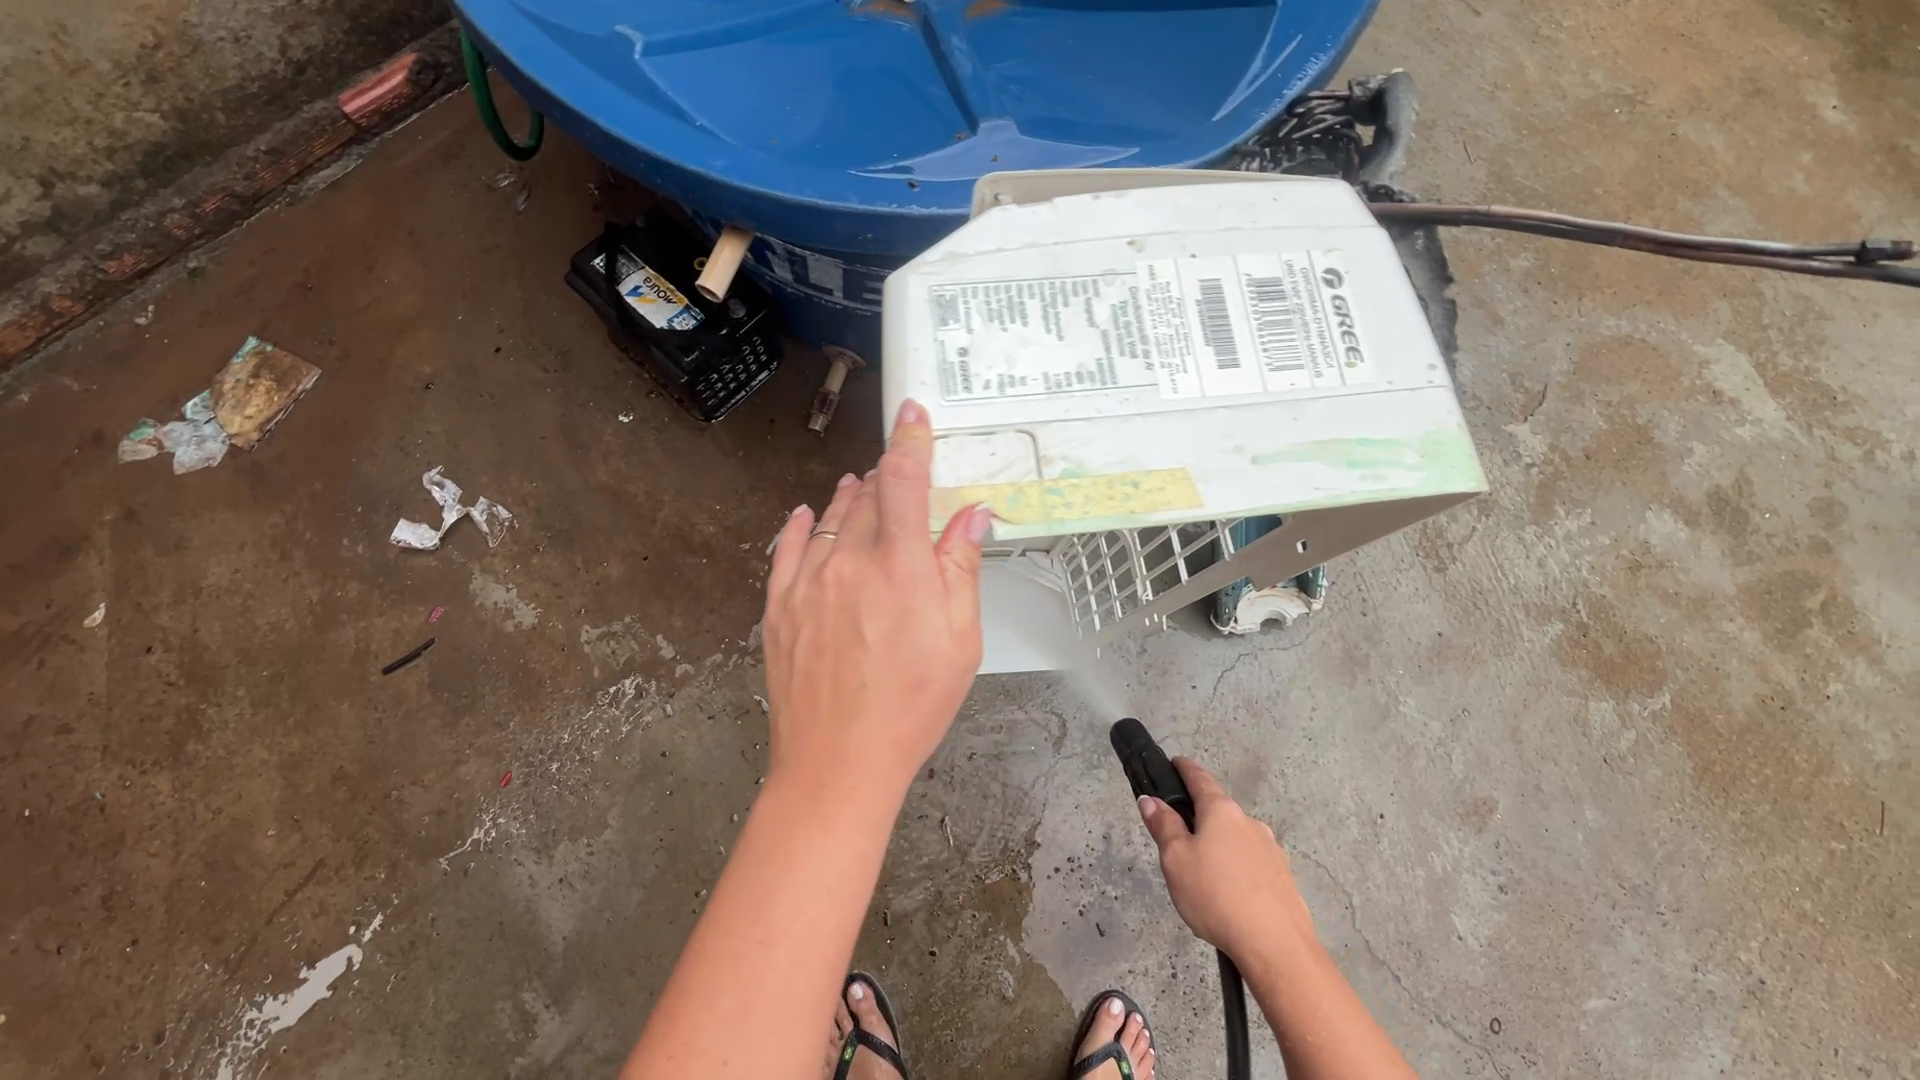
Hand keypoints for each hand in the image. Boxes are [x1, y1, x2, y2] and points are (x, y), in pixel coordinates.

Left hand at [761, 399, 993, 798]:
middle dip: (885, 478)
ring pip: (828, 518)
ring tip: (859, 488)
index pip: (904, 481)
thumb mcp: (960, 641)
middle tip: (898, 476)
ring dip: (848, 498)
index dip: (909, 440)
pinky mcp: (779, 607)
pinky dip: (799, 524)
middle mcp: (849, 562)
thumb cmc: (910, 706)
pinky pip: (786, 548)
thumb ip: (961, 570)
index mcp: (900, 568)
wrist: (838, 761)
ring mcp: (808, 583)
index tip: (912, 412)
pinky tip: (805, 515)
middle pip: (865, 495)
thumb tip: (970, 516)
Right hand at [1138, 757, 1317, 966]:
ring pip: (1236, 839)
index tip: (1175, 762)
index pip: (1200, 779)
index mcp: (1222, 811)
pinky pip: (1251, 864)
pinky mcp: (1283, 878)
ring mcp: (1271, 850)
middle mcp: (1250, 823)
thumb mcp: (1176, 860)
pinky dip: (1236, 869)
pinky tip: (1228, 894)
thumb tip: (1150, 799)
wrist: (1275, 944)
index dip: (1185, 769)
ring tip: (1203, 876)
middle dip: (1200, 818)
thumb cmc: (1216, 896)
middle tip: (1179, 839)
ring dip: (1219, 847)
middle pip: (1219, 811)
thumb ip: (1163, 826)